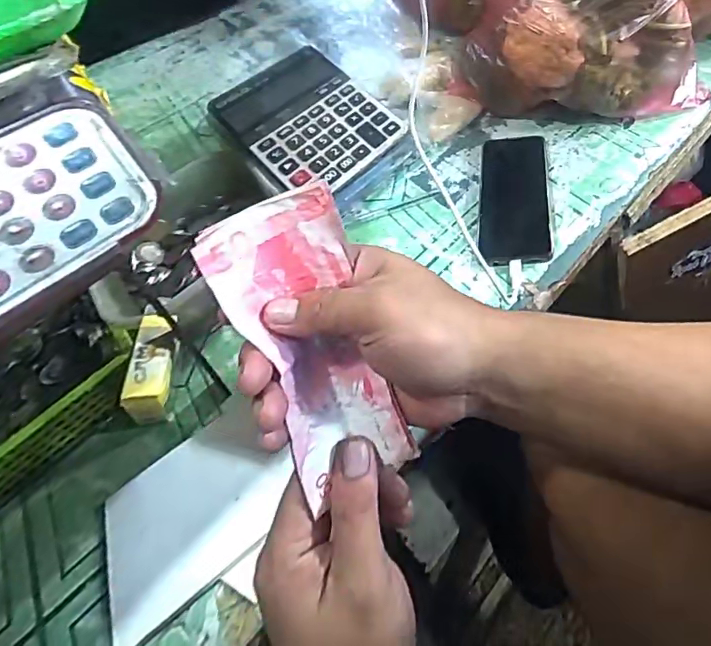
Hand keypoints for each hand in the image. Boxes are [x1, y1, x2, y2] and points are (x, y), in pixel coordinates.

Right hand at [237, 246, 505, 442]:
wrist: (478, 376)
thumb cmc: (432, 327)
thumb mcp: (377, 307)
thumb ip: (323, 308)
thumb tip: (270, 310)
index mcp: (356, 273)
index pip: (298, 275)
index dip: (263, 296)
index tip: (233, 323)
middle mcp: (347, 308)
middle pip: (287, 330)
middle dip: (263, 359)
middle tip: (254, 385)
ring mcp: (349, 350)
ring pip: (294, 369)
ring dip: (272, 395)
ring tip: (269, 421)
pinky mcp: (354, 388)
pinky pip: (313, 399)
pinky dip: (292, 417)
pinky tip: (279, 437)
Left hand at [256, 438, 415, 645]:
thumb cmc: (362, 643)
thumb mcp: (363, 572)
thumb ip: (356, 507)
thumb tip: (352, 442)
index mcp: (282, 552)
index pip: (306, 478)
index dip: (343, 456)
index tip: (382, 446)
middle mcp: (287, 552)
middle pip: (325, 488)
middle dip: (366, 481)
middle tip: (401, 492)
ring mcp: (306, 564)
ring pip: (341, 503)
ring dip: (376, 497)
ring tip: (405, 510)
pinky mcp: (327, 571)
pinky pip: (348, 525)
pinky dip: (375, 517)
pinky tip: (399, 522)